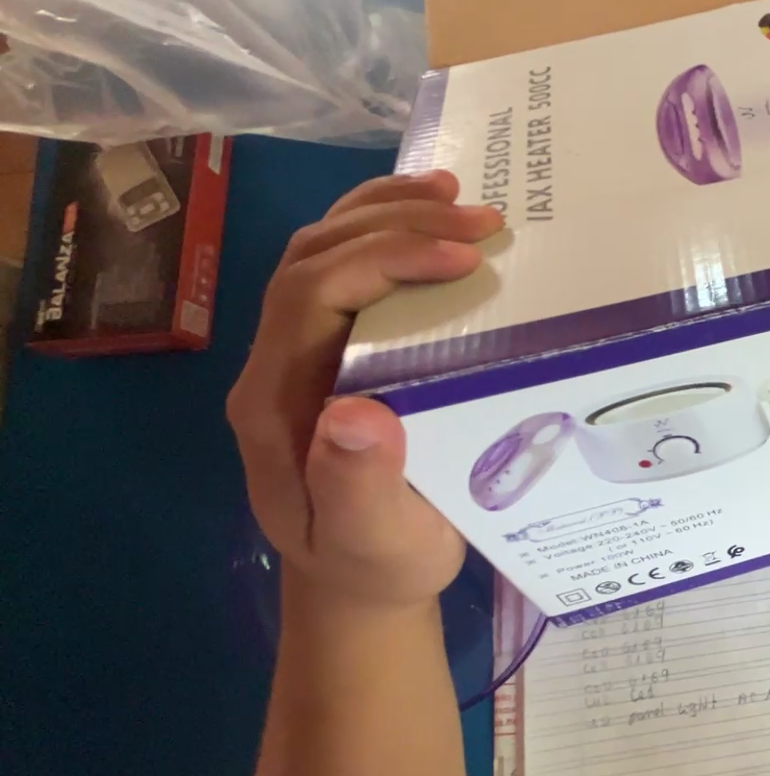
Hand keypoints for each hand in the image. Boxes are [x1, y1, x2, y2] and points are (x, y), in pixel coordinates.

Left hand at [227, 172, 502, 611]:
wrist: (357, 578)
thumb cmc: (377, 560)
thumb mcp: (372, 538)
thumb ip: (356, 483)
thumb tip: (357, 409)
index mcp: (280, 399)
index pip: (313, 295)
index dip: (385, 261)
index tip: (465, 258)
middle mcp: (280, 362)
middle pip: (315, 257)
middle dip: (395, 223)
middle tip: (483, 220)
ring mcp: (305, 352)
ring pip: (325, 251)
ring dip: (389, 213)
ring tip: (459, 197)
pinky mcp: (339, 353)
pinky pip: (349, 272)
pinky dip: (387, 233)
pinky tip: (430, 219)